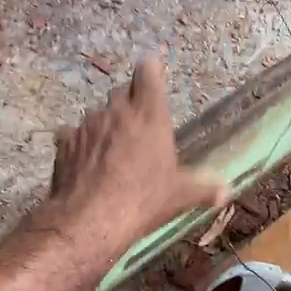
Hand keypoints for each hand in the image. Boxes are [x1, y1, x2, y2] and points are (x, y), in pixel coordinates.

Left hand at [34, 56, 225, 251]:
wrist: (92, 219)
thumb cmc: (144, 200)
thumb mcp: (180, 196)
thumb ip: (204, 188)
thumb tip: (226, 191)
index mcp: (149, 114)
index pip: (148, 72)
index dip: (151, 71)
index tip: (154, 77)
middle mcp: (117, 111)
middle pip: (121, 91)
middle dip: (129, 102)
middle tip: (138, 125)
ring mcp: (87, 124)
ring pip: (98, 114)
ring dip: (106, 126)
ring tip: (112, 153)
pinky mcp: (65, 142)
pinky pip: (74, 135)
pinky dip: (82, 145)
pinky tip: (87, 165)